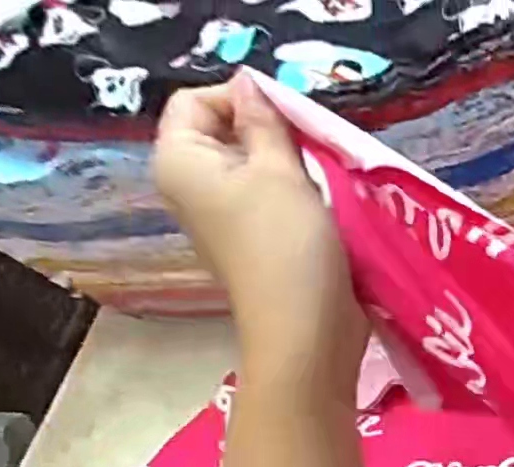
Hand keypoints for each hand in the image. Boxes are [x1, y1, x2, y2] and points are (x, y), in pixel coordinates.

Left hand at [154, 71, 366, 395]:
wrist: (307, 334)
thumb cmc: (289, 248)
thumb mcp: (281, 173)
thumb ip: (265, 123)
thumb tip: (250, 85)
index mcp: (181, 162)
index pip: (198, 101)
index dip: (245, 101)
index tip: (294, 123)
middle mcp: (195, 190)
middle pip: (232, 140)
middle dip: (277, 140)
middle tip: (319, 156)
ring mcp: (229, 226)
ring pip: (261, 178)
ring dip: (298, 177)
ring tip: (330, 188)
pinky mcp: (263, 253)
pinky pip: (278, 212)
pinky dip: (305, 208)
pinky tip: (332, 219)